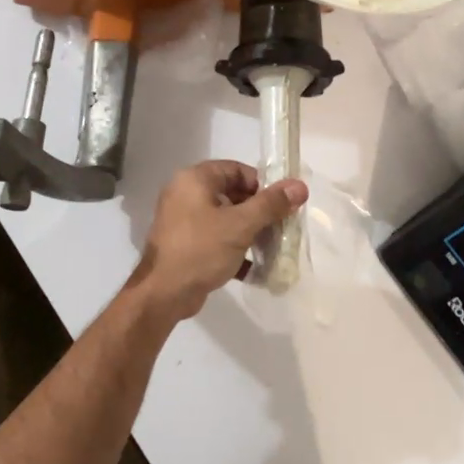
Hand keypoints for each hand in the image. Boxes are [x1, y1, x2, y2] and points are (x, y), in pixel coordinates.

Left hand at [129, 161, 306, 320]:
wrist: (163, 293)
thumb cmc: (201, 249)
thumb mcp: (240, 225)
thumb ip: (271, 204)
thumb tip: (300, 186)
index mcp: (195, 179)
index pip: (236, 169)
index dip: (261, 185)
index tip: (280, 205)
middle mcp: (185, 193)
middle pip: (231, 194)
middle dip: (258, 212)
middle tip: (280, 228)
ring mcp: (183, 220)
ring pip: (225, 218)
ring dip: (249, 232)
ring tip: (271, 249)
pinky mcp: (184, 244)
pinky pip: (215, 239)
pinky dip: (233, 249)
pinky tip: (253, 268)